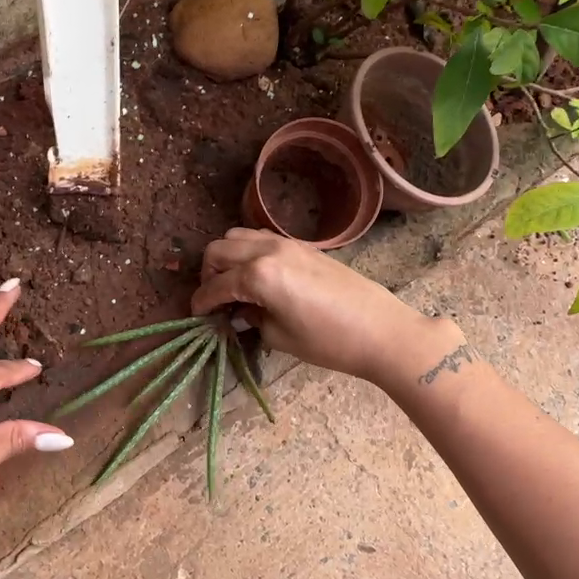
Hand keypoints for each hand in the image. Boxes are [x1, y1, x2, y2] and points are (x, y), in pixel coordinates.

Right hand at [191, 228, 459, 384]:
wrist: (380, 329)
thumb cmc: (328, 342)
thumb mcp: (279, 337)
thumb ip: (250, 319)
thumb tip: (237, 313)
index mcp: (258, 275)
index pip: (215, 286)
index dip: (200, 303)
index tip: (197, 317)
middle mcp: (267, 250)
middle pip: (218, 250)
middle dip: (208, 274)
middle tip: (215, 300)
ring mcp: (286, 243)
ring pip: (237, 236)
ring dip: (227, 258)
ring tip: (234, 286)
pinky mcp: (303, 245)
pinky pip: (261, 237)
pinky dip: (248, 252)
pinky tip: (258, 278)